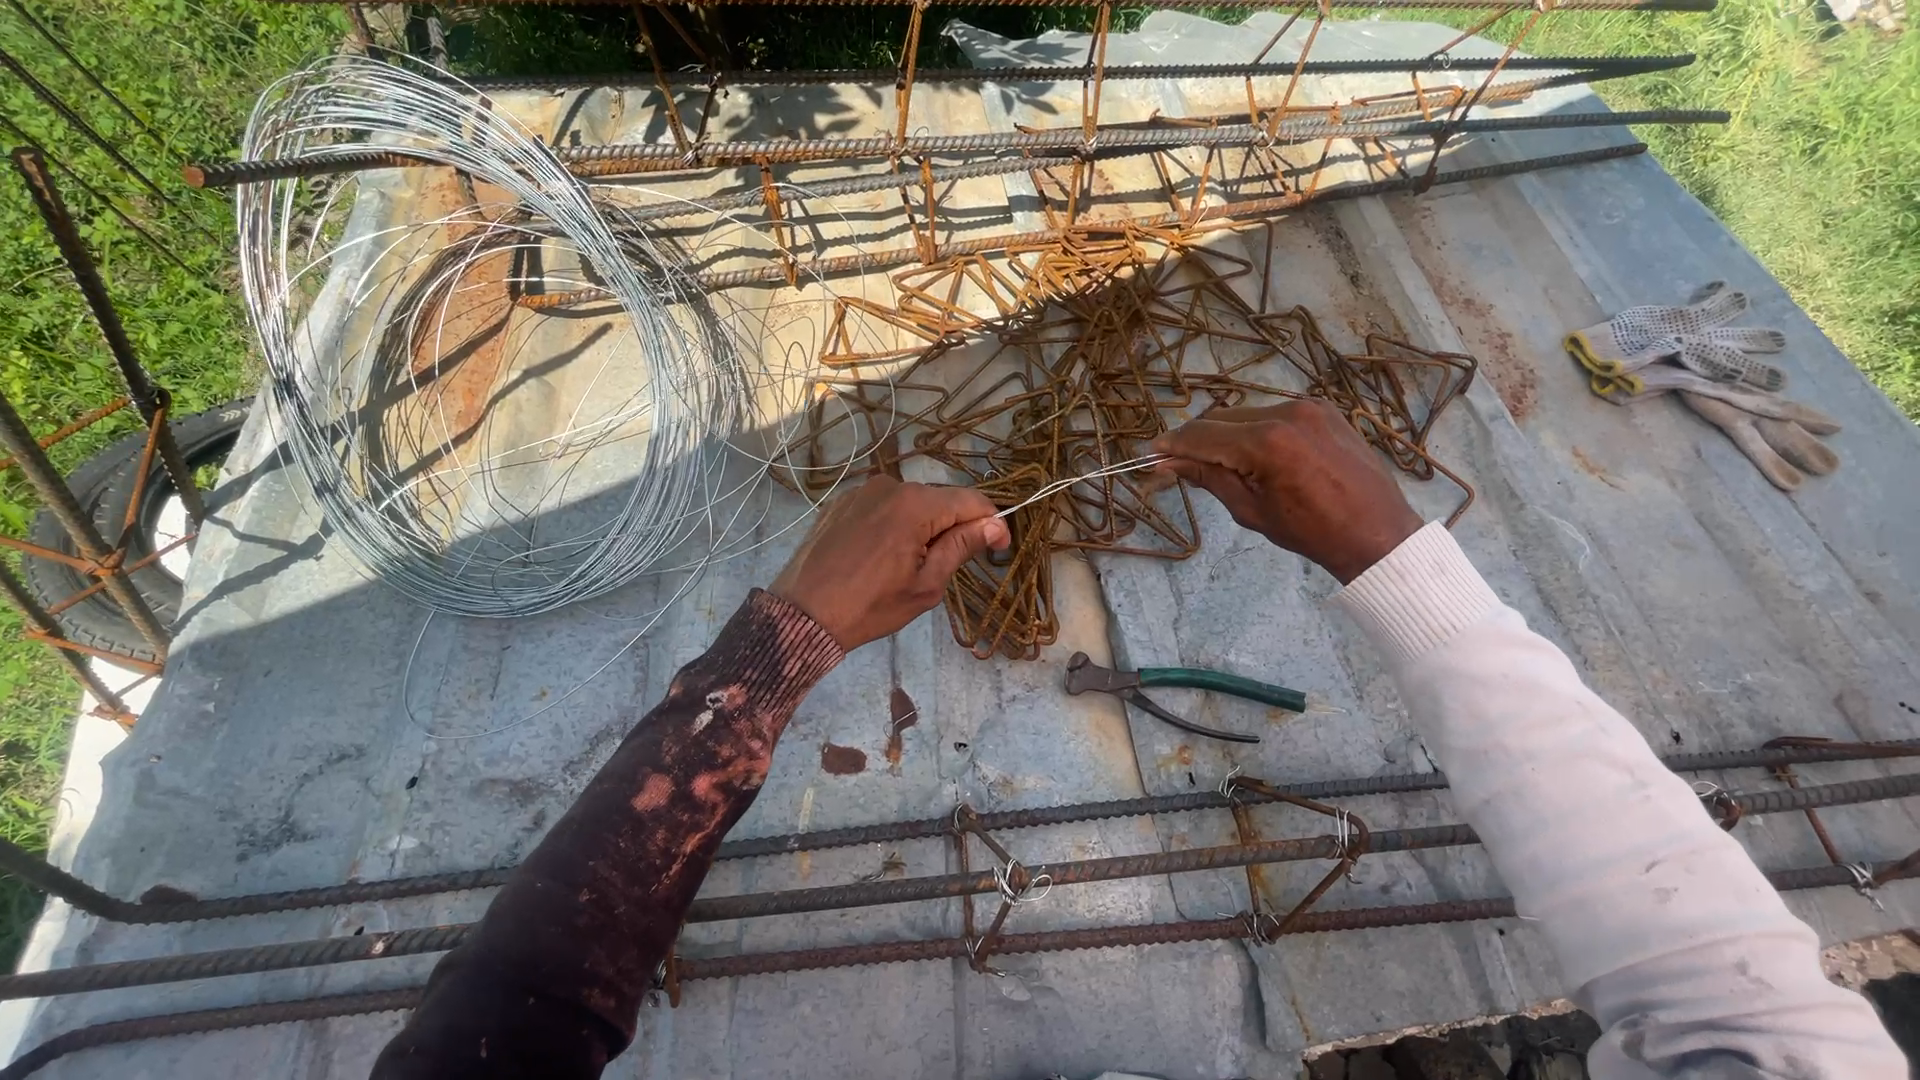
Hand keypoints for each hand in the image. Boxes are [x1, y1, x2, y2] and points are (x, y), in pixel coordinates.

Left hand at [771, 475, 1010, 649]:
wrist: (801, 614)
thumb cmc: (869, 606)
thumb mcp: (926, 584)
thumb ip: (961, 547)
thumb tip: (994, 525)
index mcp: (915, 504)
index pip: (971, 500)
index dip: (992, 522)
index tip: (999, 548)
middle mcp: (890, 486)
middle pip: (941, 499)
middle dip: (956, 525)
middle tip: (953, 564)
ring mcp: (862, 491)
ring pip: (912, 503)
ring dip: (925, 526)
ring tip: (914, 564)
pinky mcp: (842, 503)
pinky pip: (884, 507)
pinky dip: (896, 524)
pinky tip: (885, 555)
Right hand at [1149, 400, 1422, 583]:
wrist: (1377, 533)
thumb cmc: (1312, 532)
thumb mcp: (1250, 509)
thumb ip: (1208, 477)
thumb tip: (1168, 463)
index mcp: (1267, 442)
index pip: (1202, 435)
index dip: (1172, 445)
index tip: (1149, 456)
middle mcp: (1287, 412)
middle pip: (1220, 418)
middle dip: (1194, 439)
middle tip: (1173, 463)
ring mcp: (1309, 407)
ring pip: (1244, 414)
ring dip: (1223, 435)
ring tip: (1214, 464)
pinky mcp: (1324, 410)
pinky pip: (1272, 414)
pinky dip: (1252, 431)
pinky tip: (1249, 455)